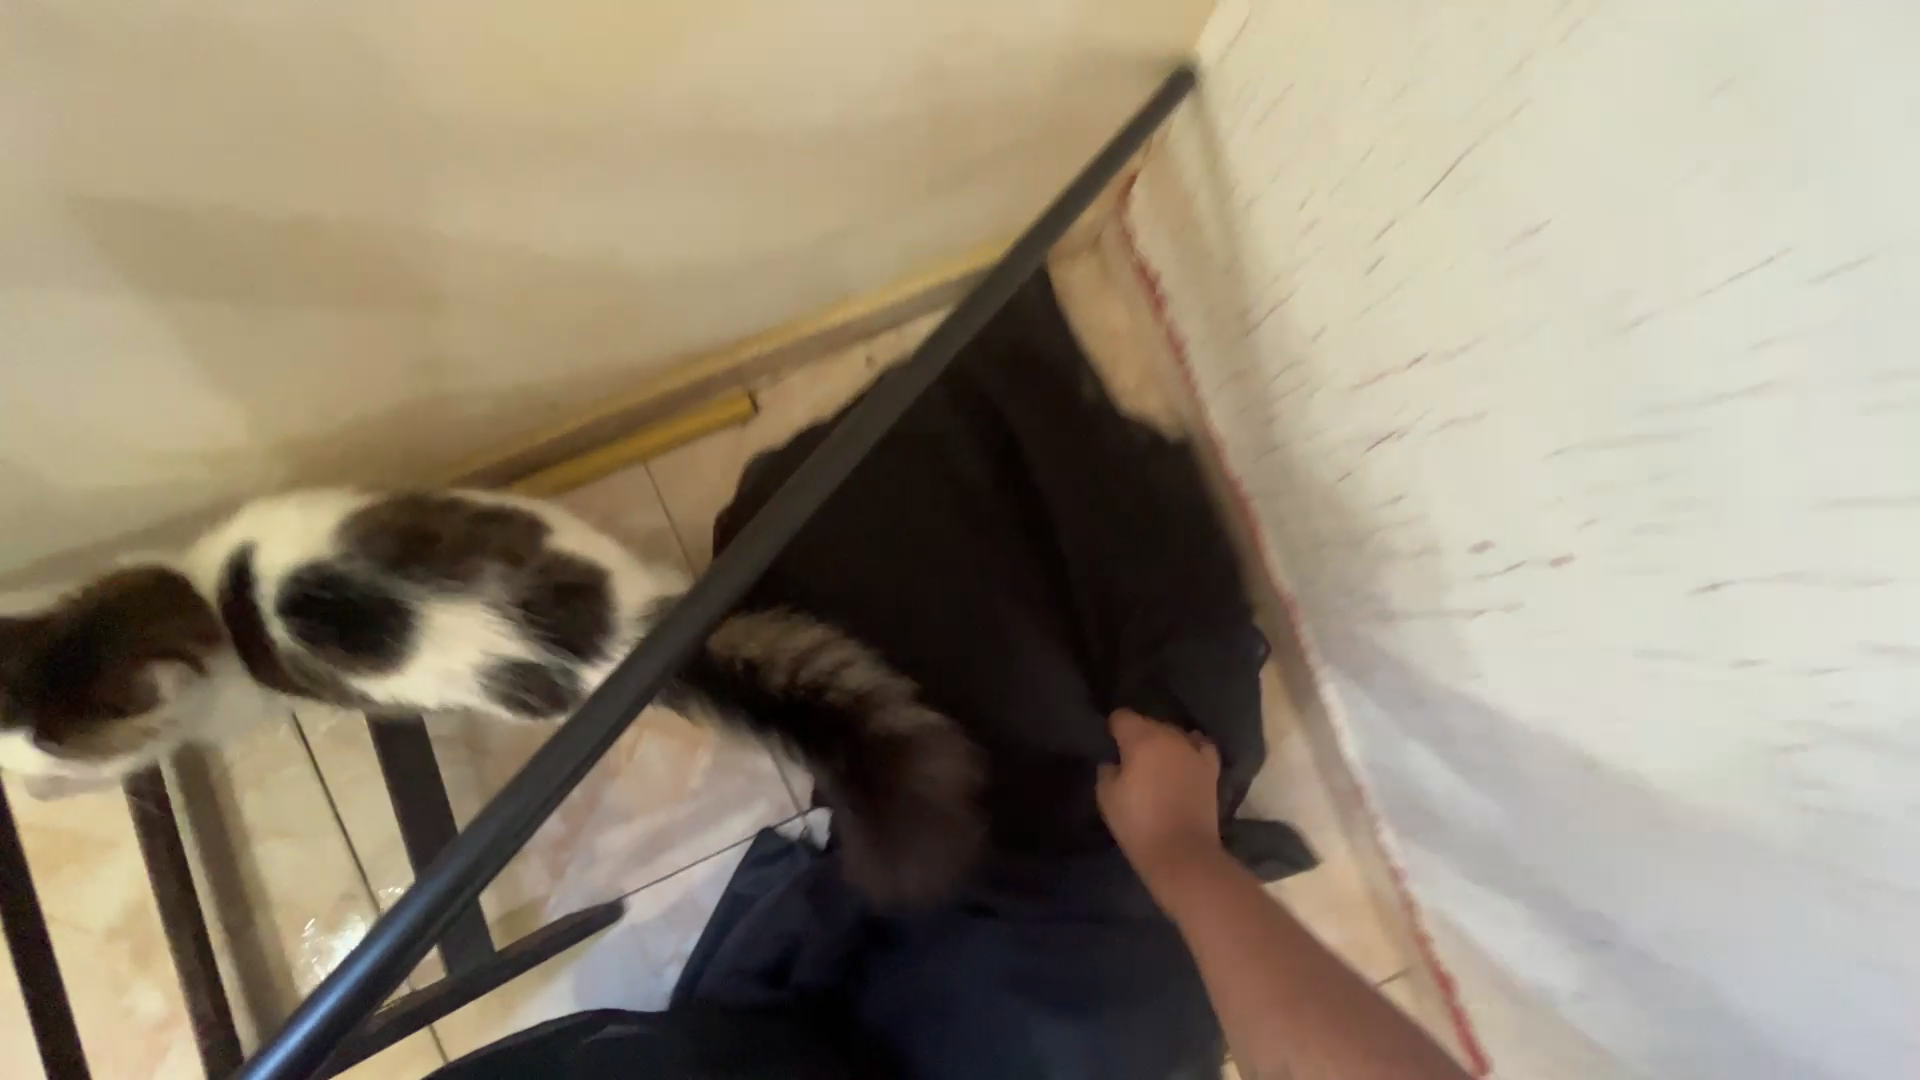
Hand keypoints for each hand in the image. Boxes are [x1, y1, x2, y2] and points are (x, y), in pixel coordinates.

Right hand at [1096, 709, 1222, 886]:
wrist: (1182, 853)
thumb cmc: (1138, 824)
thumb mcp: (1106, 796)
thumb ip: (1107, 769)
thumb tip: (1116, 762)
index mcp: (1140, 738)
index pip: (1122, 717)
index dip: (1113, 729)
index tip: (1110, 746)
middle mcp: (1169, 736)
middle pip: (1148, 723)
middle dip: (1138, 735)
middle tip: (1131, 760)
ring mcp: (1193, 750)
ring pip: (1173, 733)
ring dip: (1163, 743)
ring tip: (1157, 763)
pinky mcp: (1211, 768)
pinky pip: (1199, 745)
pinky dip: (1190, 748)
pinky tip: (1185, 758)